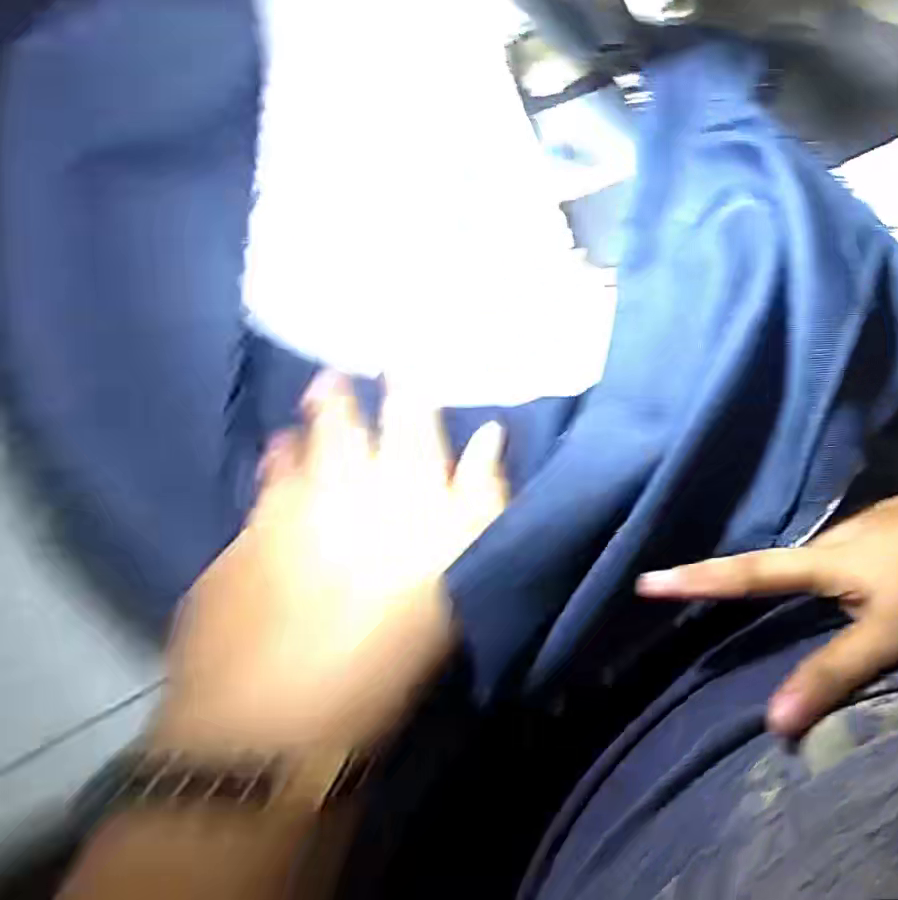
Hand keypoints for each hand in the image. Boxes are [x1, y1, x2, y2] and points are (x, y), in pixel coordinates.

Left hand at [155, 373, 507, 754]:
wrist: (289, 707)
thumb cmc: (409, 628)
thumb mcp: (472, 555)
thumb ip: (483, 489)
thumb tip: (490, 431)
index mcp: (406, 488)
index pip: (413, 423)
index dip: (412, 391)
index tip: (408, 362)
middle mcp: (341, 489)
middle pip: (343, 432)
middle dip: (344, 400)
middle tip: (338, 372)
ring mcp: (280, 520)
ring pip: (292, 459)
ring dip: (300, 433)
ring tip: (301, 416)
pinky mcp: (234, 557)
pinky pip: (258, 496)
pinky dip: (269, 473)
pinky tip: (271, 466)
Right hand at [636, 486, 897, 736]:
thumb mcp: (884, 636)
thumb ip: (831, 674)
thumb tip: (772, 721)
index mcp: (828, 558)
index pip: (751, 573)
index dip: (700, 579)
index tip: (649, 579)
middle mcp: (844, 530)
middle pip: (795, 560)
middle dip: (769, 579)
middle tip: (756, 599)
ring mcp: (876, 516)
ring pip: (835, 550)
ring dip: (823, 573)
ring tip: (840, 599)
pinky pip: (864, 540)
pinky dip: (858, 560)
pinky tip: (884, 572)